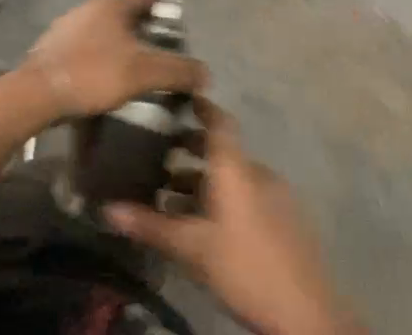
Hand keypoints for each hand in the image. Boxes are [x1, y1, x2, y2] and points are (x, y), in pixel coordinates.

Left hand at [22, 0, 205, 116]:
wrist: (39, 93)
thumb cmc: (94, 73)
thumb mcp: (145, 73)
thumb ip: (178, 71)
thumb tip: (205, 73)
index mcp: (111, 4)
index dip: (167, 15)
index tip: (180, 37)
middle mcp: (89, 7)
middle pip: (126, 16)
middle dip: (146, 35)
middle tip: (163, 60)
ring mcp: (68, 26)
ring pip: (105, 33)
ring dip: (122, 49)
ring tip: (138, 75)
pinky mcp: (54, 48)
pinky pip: (87, 49)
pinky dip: (101, 60)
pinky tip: (106, 82)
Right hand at [104, 100, 361, 334]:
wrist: (306, 315)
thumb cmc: (243, 266)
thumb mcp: (190, 247)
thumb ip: (150, 224)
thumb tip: (106, 208)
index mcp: (237, 169)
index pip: (219, 122)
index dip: (200, 106)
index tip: (178, 97)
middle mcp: (258, 174)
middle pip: (222, 151)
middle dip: (191, 149)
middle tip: (156, 153)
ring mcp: (277, 198)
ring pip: (234, 177)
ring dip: (203, 181)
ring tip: (170, 195)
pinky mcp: (286, 221)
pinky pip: (248, 196)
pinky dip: (223, 198)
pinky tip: (203, 222)